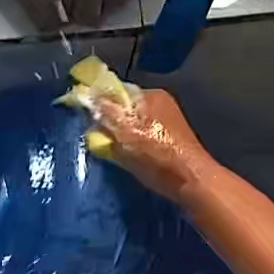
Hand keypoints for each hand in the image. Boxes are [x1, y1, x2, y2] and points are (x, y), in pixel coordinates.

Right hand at [90, 88, 219, 201]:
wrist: (189, 182)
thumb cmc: (157, 155)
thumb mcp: (125, 130)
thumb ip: (104, 110)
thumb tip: (83, 94)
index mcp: (151, 95)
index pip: (116, 91)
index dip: (98, 102)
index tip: (85, 117)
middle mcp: (159, 104)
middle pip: (122, 108)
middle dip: (107, 122)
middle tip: (96, 138)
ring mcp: (165, 123)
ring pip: (130, 124)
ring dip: (117, 136)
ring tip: (110, 150)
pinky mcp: (166, 142)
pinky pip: (138, 137)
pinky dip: (129, 145)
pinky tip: (125, 158)